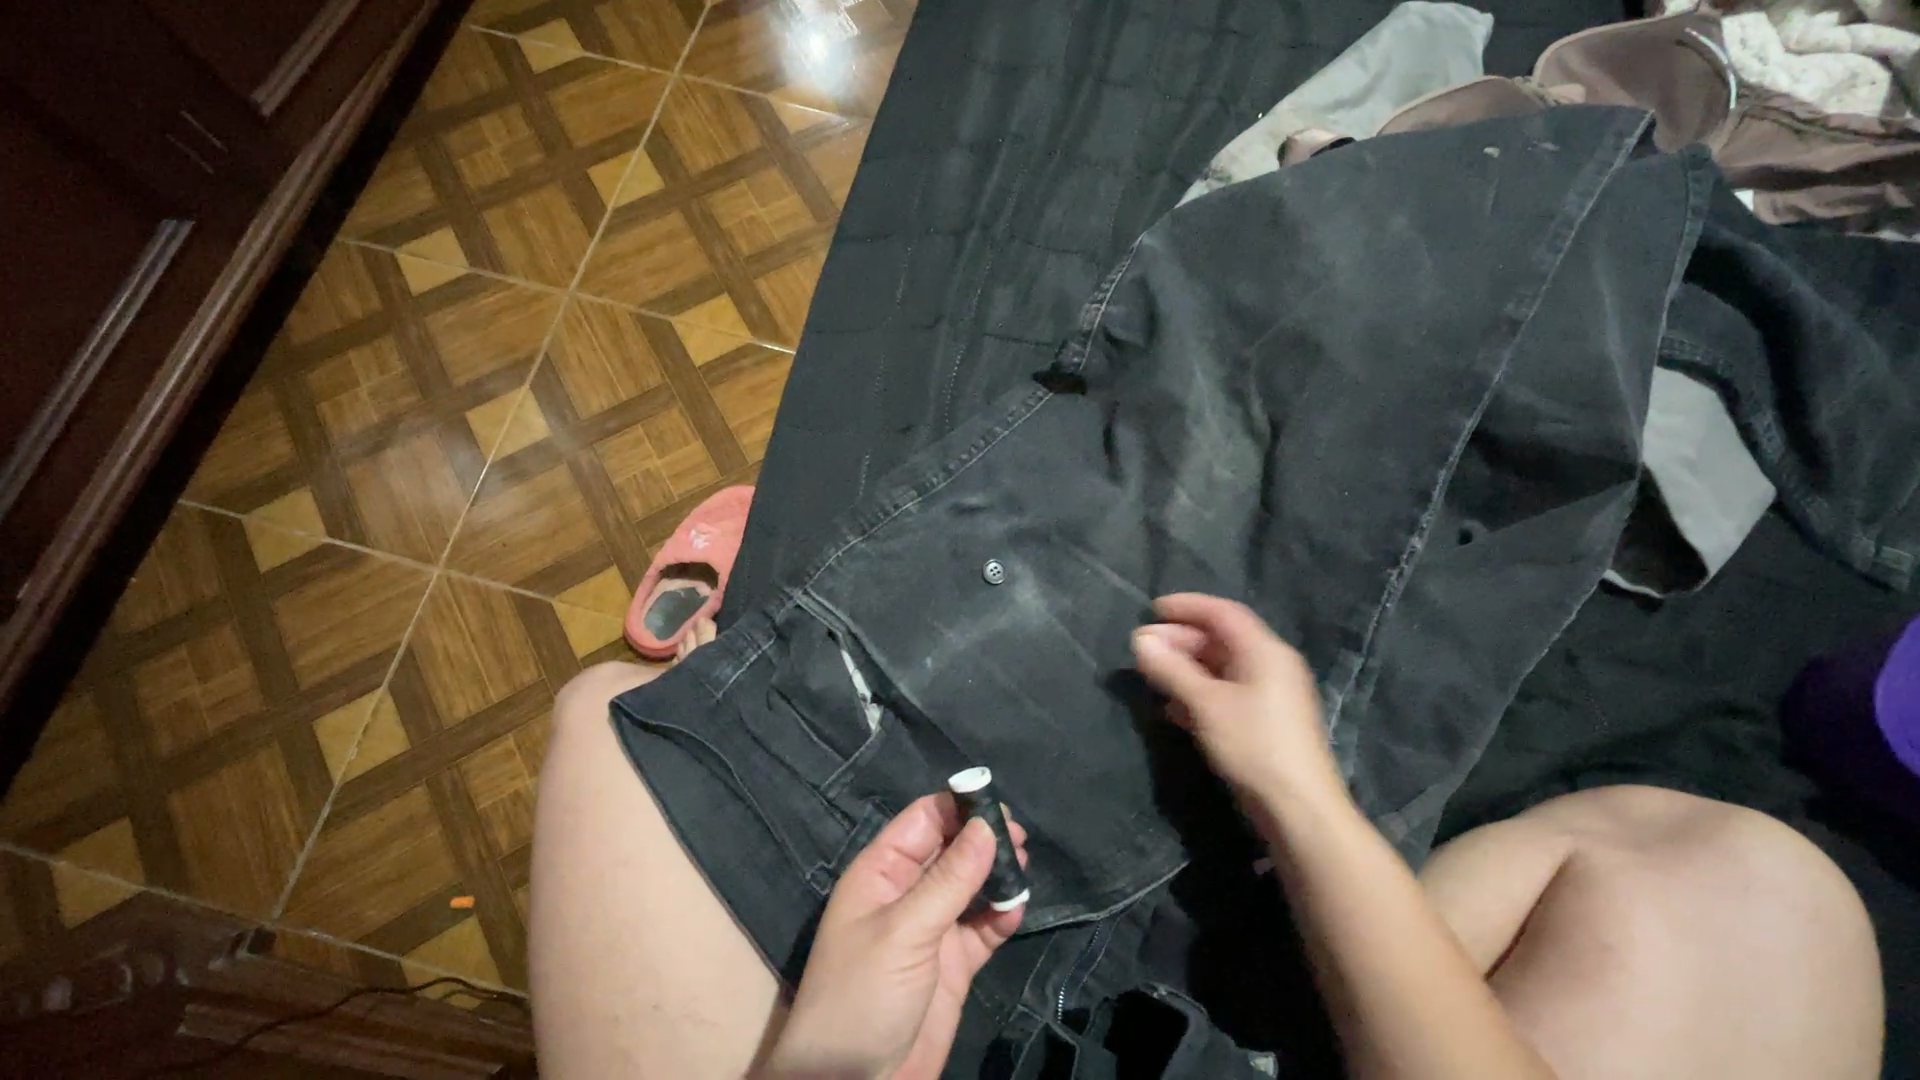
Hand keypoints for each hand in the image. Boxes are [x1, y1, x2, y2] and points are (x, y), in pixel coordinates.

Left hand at [759, 794, 1028, 1079]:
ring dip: (997, 875)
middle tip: (1020, 839)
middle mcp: (906, 894)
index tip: (997, 804)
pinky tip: (1016, 910)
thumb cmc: (862, 996)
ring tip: (1024, 868)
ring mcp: (930, 930)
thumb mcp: (904, 932)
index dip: (957, 808)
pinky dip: (1001, 917)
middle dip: (984, 839)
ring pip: (970, 887)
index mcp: (880, 874)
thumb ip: (948, 880)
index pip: (922, 822)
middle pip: (950, 850)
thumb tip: (987, 826)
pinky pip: (982, 928)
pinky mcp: (952, 965)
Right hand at [1131, 593, 1348, 818]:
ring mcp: (1267, 695)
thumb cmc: (1253, 745)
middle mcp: (1269, 665)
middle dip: (1180, 639)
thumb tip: (1140, 640)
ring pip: (1220, 668)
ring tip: (1151, 674)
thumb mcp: (1206, 704)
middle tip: (1143, 647)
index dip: (1187, 606)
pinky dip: (1196, 692)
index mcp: (1264, 651)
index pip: (1223, 613)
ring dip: (1185, 667)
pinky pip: (1224, 693)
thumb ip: (1171, 669)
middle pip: (1221, 639)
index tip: (1151, 610)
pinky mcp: (1261, 722)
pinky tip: (1171, 707)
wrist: (1297, 808)